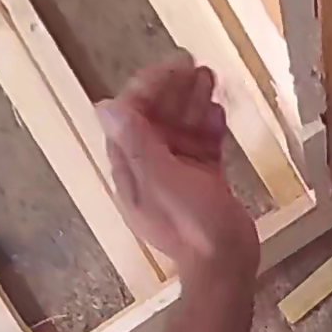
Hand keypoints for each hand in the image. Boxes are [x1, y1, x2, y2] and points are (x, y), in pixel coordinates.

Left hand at [97, 57, 259, 290]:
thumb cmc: (193, 224)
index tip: (175, 67)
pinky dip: (209, 130)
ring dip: (194, 105)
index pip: (130, 119)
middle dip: (174, 92)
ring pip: (181, 133)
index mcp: (132, 173)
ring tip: (213, 80)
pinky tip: (220, 114)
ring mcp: (179, 180)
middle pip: (156, 122)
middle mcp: (151, 173)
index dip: (149, 88)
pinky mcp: (205, 186)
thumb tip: (104, 106)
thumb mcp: (161, 181)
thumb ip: (136, 144)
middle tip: (198, 67)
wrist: (226, 264)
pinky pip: (202, 150)